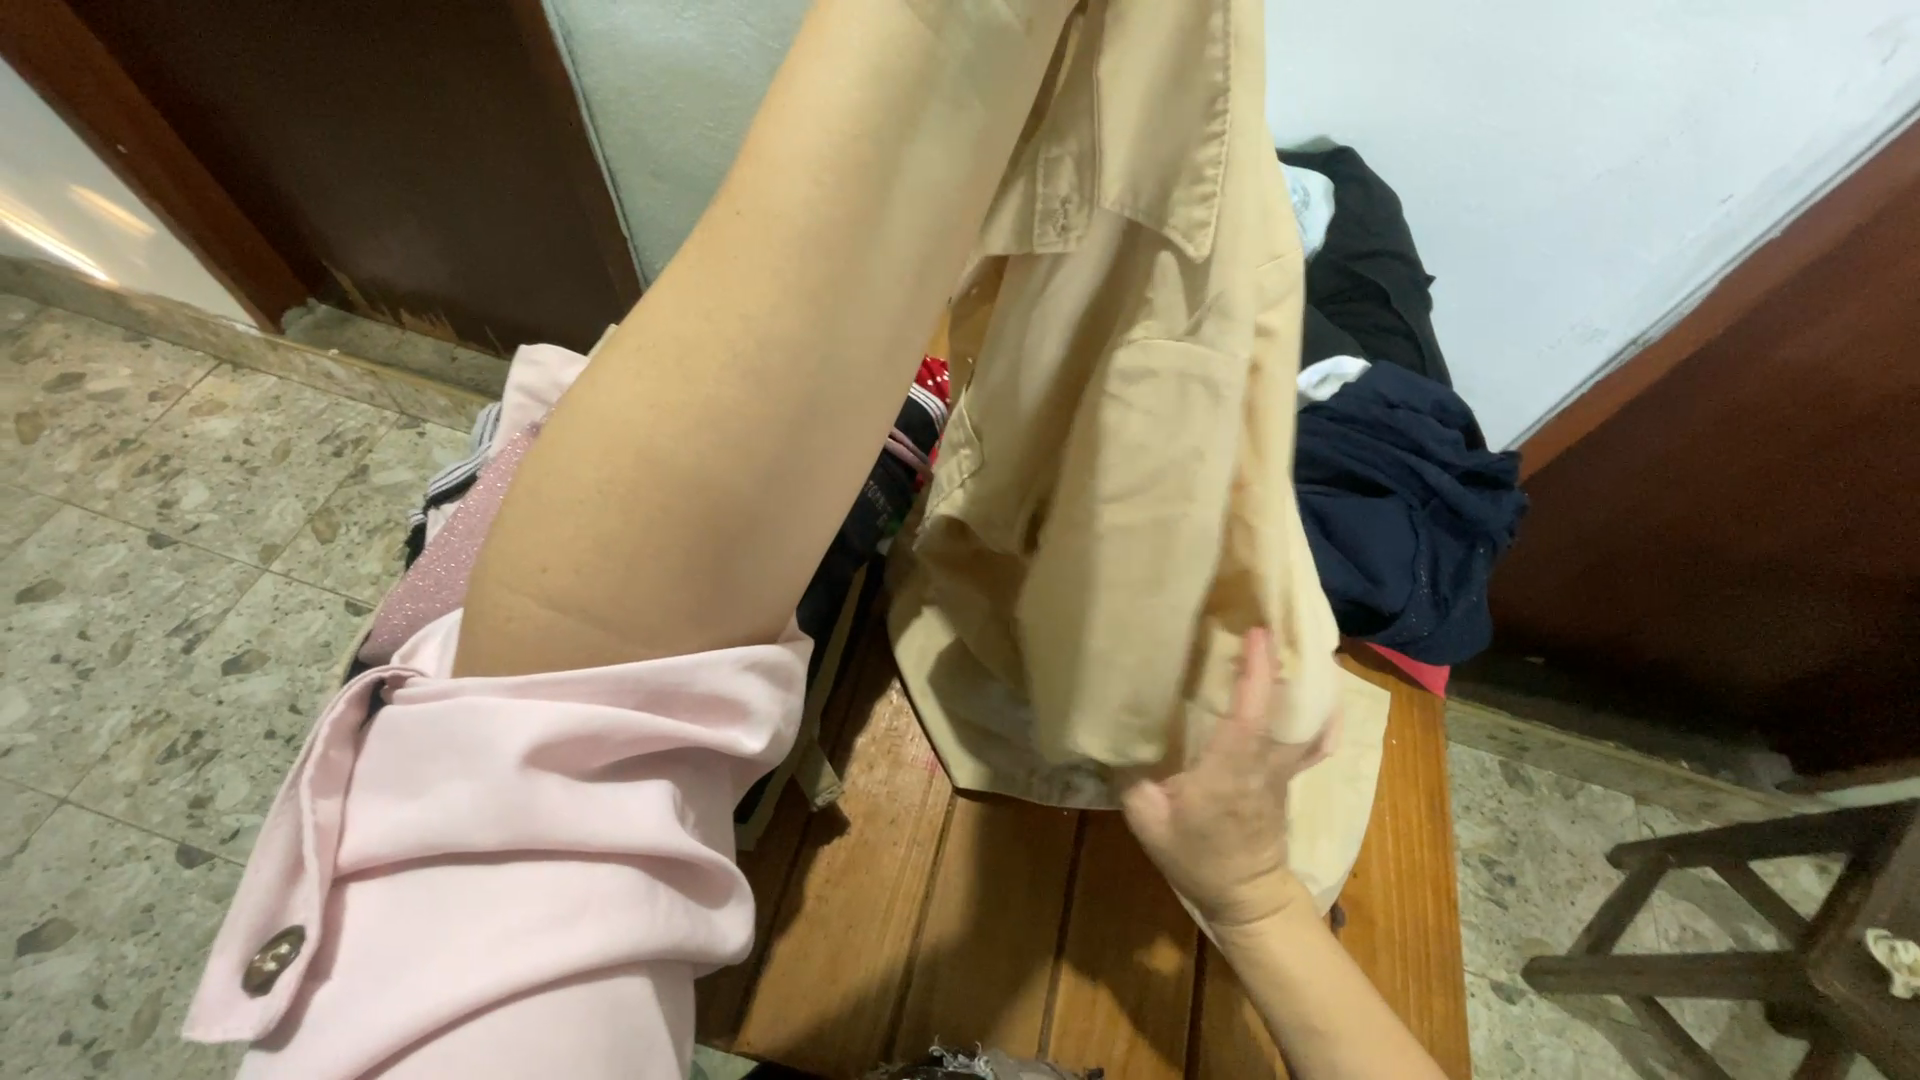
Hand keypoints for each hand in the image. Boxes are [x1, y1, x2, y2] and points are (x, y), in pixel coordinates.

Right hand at [1119, 627, 1325, 928]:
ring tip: (1294, 641)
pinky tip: (1323, 690)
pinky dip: (1324, 714)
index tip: (1257, 632)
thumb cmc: (1195, 857)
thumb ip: (1129, 775)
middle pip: (1285, 708)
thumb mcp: (1147, 820)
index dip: (1257, 674)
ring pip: (1306, 720)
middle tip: (1269, 617)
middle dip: (1282, 662)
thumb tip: (1109, 732)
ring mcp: (1283, 771)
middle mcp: (1264, 764)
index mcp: (1229, 771)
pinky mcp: (1288, 776)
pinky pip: (1315, 742)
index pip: (1250, 716)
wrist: (1244, 897)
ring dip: (1306, 680)